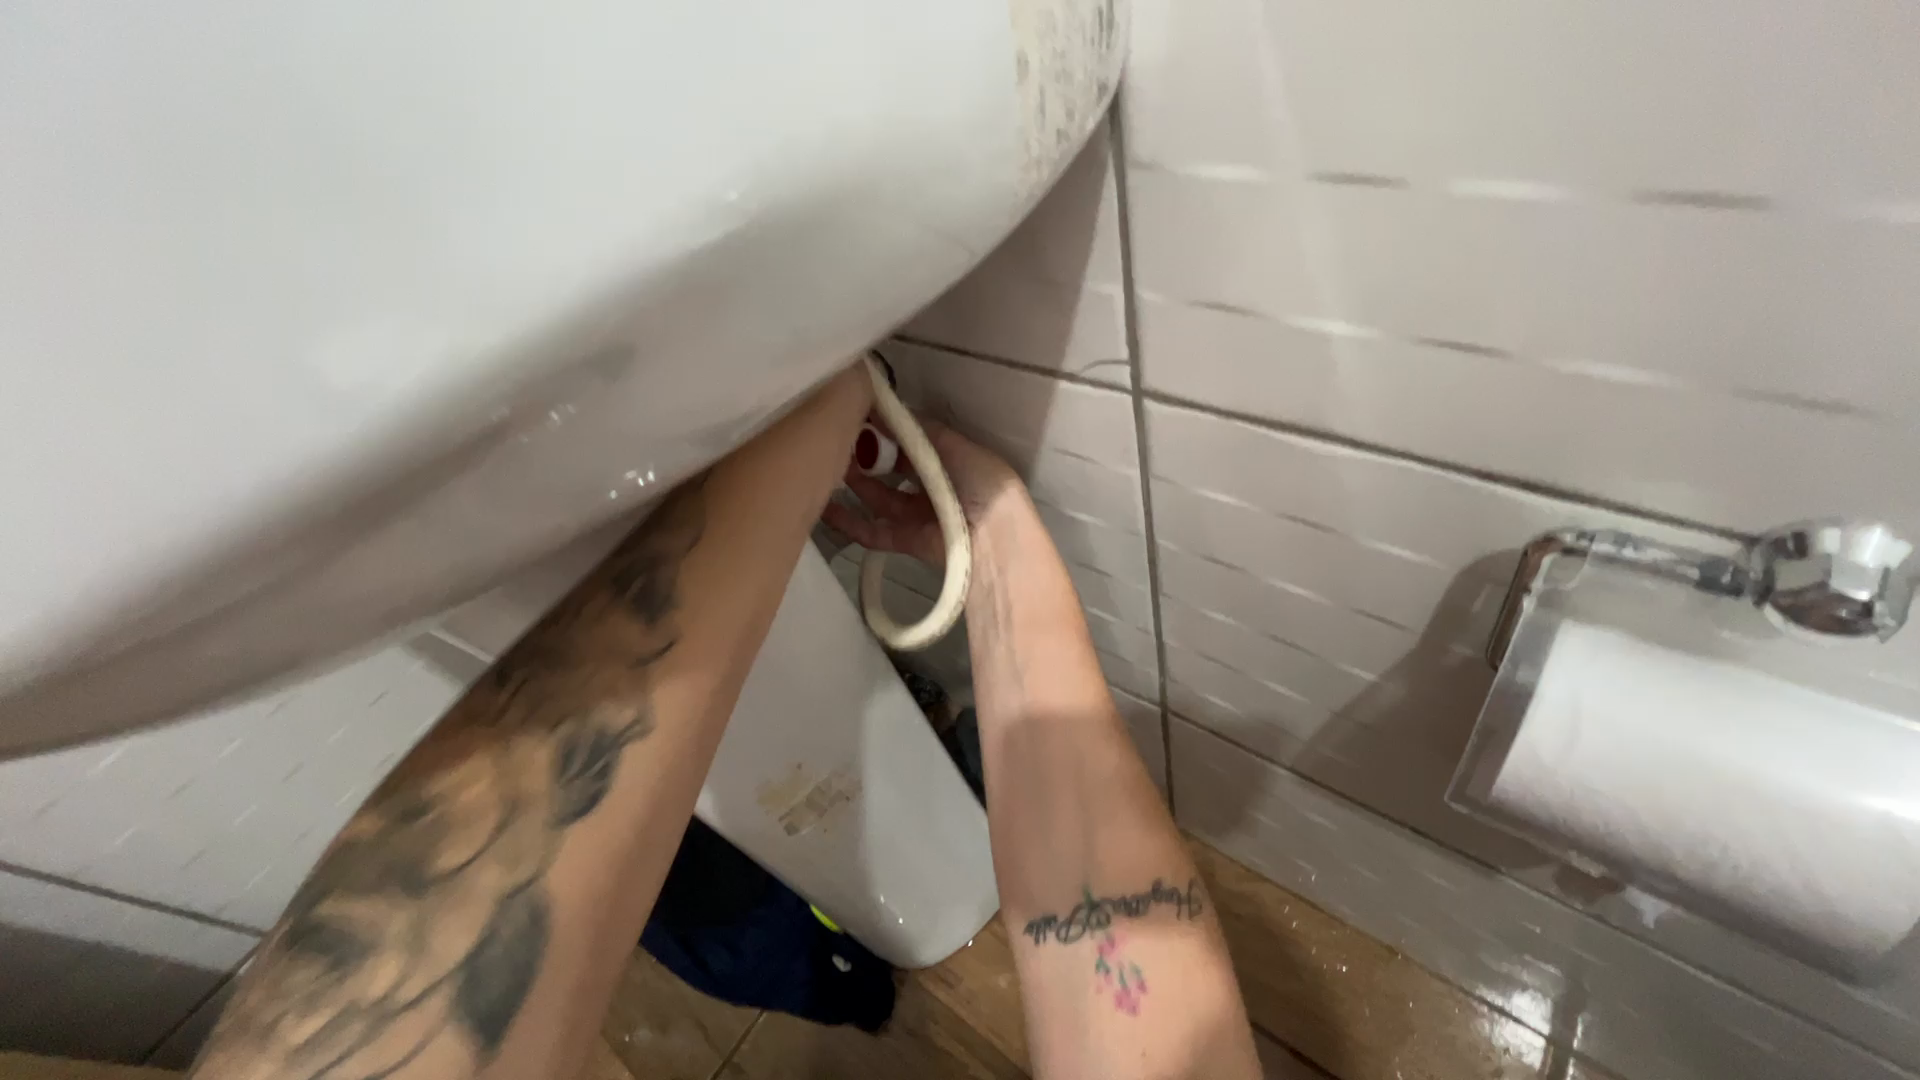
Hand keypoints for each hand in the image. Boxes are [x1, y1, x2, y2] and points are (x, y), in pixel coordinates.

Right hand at [822, 418, 1022, 568]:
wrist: (997, 541)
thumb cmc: (984, 485)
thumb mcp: (959, 447)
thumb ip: (922, 431)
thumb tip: (886, 411)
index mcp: (954, 461)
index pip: (915, 441)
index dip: (889, 428)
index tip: (859, 413)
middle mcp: (937, 487)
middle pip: (895, 467)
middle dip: (870, 453)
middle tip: (839, 438)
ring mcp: (921, 516)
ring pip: (880, 496)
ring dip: (856, 481)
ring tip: (828, 464)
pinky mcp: (908, 542)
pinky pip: (873, 531)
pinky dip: (849, 522)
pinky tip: (825, 506)